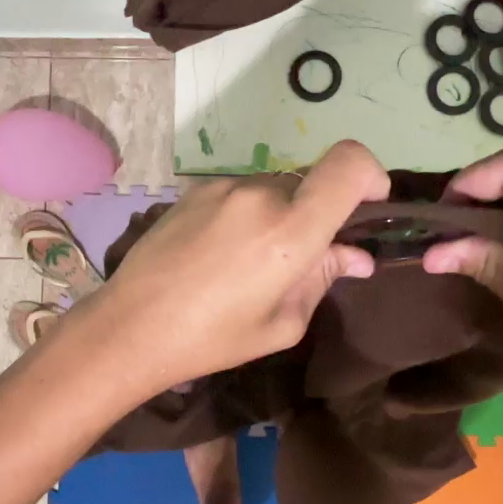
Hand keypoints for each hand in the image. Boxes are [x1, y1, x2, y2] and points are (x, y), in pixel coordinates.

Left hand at [81, 140, 389, 392]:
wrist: (131, 326)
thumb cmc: (212, 339)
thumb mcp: (281, 324)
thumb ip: (322, 279)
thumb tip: (354, 256)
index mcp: (290, 230)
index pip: (349, 164)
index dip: (371, 175)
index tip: (369, 205)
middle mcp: (260, 195)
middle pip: (310, 183)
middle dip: (316, 214)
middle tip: (299, 260)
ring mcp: (223, 188)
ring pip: (273, 188)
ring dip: (278, 215)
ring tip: (248, 263)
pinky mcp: (194, 190)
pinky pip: (239, 194)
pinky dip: (245, 215)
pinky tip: (219, 253)